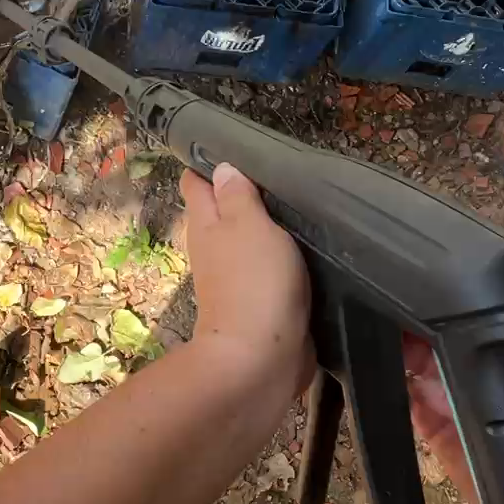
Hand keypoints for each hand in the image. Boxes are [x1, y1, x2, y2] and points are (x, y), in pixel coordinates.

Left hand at [180, 163, 312, 396]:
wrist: (260, 357)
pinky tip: (307, 248)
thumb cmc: (253, 282)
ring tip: (299, 203)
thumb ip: (238, 197)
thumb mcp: (248, 226)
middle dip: (241, 192)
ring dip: (264, 226)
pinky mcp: (260, 304)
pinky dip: (280, 256)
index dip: (207, 163)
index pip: (197, 184)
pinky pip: (268, 270)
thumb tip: (221, 169)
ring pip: (246, 241)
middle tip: (278, 171)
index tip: (232, 146)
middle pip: (220, 212)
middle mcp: (214, 249)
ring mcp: (235, 278)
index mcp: (205, 225)